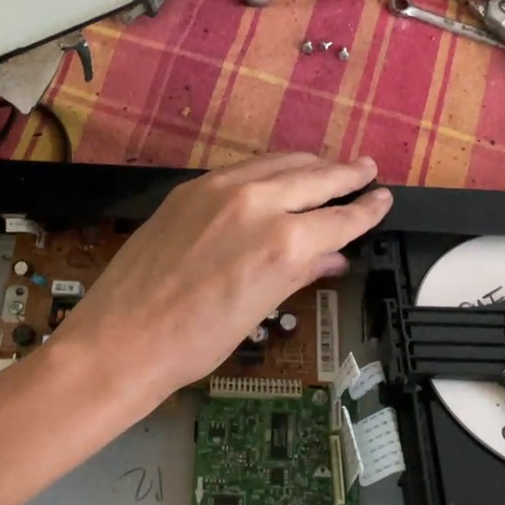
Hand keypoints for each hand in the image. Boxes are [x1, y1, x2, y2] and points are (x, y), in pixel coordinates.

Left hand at [47, 153, 390, 401]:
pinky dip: (271, 168)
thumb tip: (334, 258)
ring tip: (330, 165)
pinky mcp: (192, 187)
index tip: (383, 198)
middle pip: (315, 178)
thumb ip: (301, 272)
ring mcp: (221, 188)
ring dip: (310, 163)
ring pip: (280, 163)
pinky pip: (245, 168)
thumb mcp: (258, 310)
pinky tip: (279, 173)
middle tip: (367, 167)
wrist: (122, 338)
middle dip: (346, 173)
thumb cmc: (195, 342)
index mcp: (283, 243)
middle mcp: (258, 203)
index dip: (366, 209)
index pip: (339, 219)